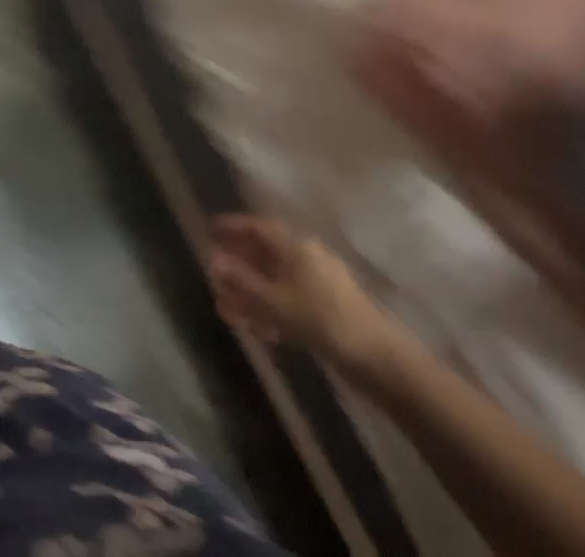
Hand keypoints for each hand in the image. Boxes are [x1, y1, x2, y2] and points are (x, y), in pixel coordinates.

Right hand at [207, 215, 398, 369]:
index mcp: (296, 247)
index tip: (210, 229)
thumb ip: (240, 279)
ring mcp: (320, 282)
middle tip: (214, 271)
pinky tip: (256, 328)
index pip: (259, 227)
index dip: (233, 227)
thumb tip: (213, 258)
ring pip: (276, 279)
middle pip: (267, 253)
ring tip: (226, 305)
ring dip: (250, 290)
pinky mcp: (327, 306)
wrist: (374, 356)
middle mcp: (309, 257)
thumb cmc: (319, 319)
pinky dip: (269, 307)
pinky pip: (289, 298)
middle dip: (239, 263)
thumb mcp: (272, 300)